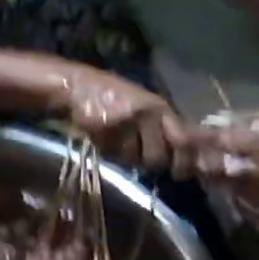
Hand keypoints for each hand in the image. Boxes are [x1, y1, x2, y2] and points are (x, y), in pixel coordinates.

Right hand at [59, 65, 193, 175]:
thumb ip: (160, 122)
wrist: (74, 87)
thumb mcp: (143, 102)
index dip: (183, 159)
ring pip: (132, 158)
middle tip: (140, 159)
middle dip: (149, 163)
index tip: (178, 172)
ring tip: (116, 143)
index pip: (183, 139)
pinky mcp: (104, 133)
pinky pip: (112, 154)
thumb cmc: (110, 94)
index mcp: (160, 108)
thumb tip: (175, 152)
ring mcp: (125, 125)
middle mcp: (146, 116)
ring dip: (125, 157)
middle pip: (156, 156)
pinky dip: (108, 152)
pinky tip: (103, 139)